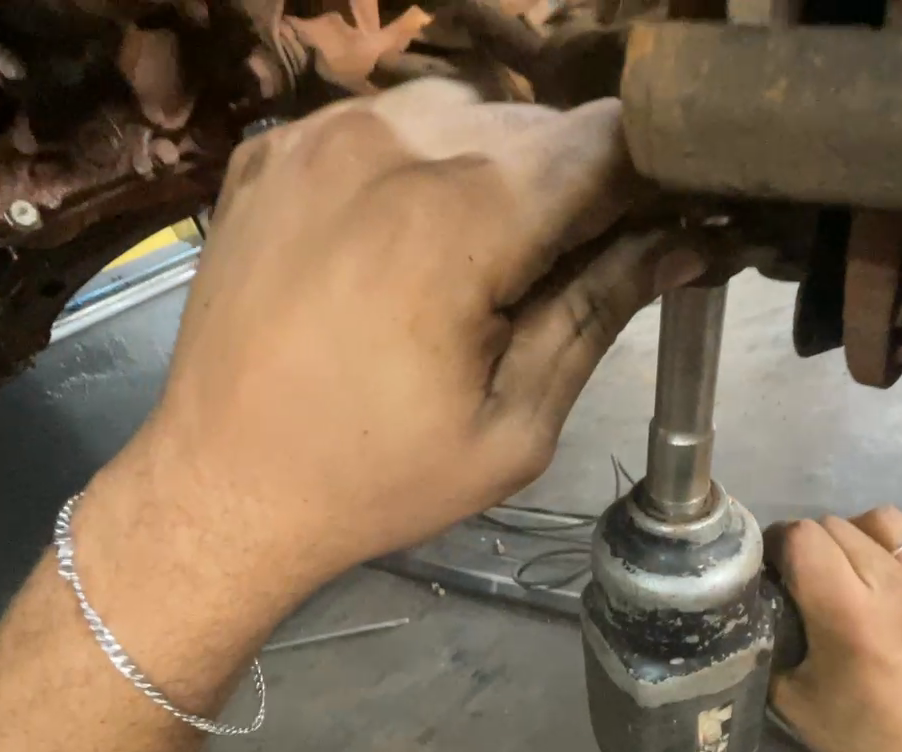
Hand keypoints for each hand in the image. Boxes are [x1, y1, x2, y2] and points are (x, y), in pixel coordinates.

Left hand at [107, 80, 701, 591]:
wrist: (224, 488)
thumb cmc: (378, 479)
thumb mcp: (513, 426)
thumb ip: (596, 315)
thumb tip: (677, 245)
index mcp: (462, 218)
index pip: (606, 142)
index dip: (647, 179)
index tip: (654, 229)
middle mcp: (391, 143)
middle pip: (535, 124)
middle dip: (571, 187)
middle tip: (560, 270)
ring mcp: (318, 136)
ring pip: (459, 112)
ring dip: (494, 173)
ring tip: (476, 262)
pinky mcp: (271, 153)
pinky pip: (380, 127)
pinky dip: (416, 167)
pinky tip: (400, 239)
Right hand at [767, 507, 901, 751]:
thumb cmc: (869, 744)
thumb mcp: (793, 701)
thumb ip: (769, 645)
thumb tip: (755, 605)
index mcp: (851, 616)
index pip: (803, 538)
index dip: (777, 545)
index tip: (772, 568)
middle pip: (838, 525)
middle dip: (811, 545)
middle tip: (807, 578)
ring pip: (887, 518)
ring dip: (859, 535)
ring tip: (855, 566)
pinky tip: (901, 557)